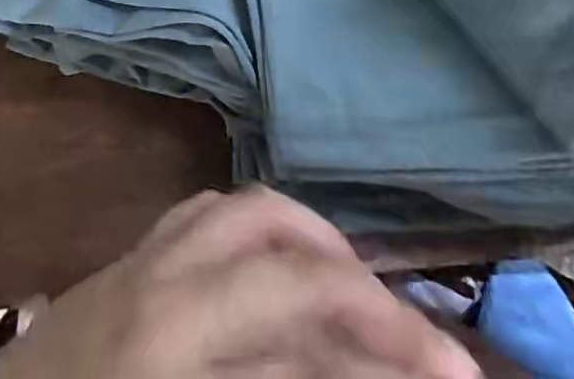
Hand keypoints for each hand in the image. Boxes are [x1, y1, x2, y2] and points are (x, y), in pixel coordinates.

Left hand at [0, 187, 481, 378]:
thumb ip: (279, 374)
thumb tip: (357, 368)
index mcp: (174, 327)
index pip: (302, 295)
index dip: (388, 331)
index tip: (457, 373)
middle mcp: (156, 273)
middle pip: (272, 229)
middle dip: (349, 276)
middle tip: (403, 333)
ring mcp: (132, 261)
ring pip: (236, 211)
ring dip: (302, 242)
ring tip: (347, 294)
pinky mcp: (116, 269)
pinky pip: (197, 222)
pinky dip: (251, 239)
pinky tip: (271, 281)